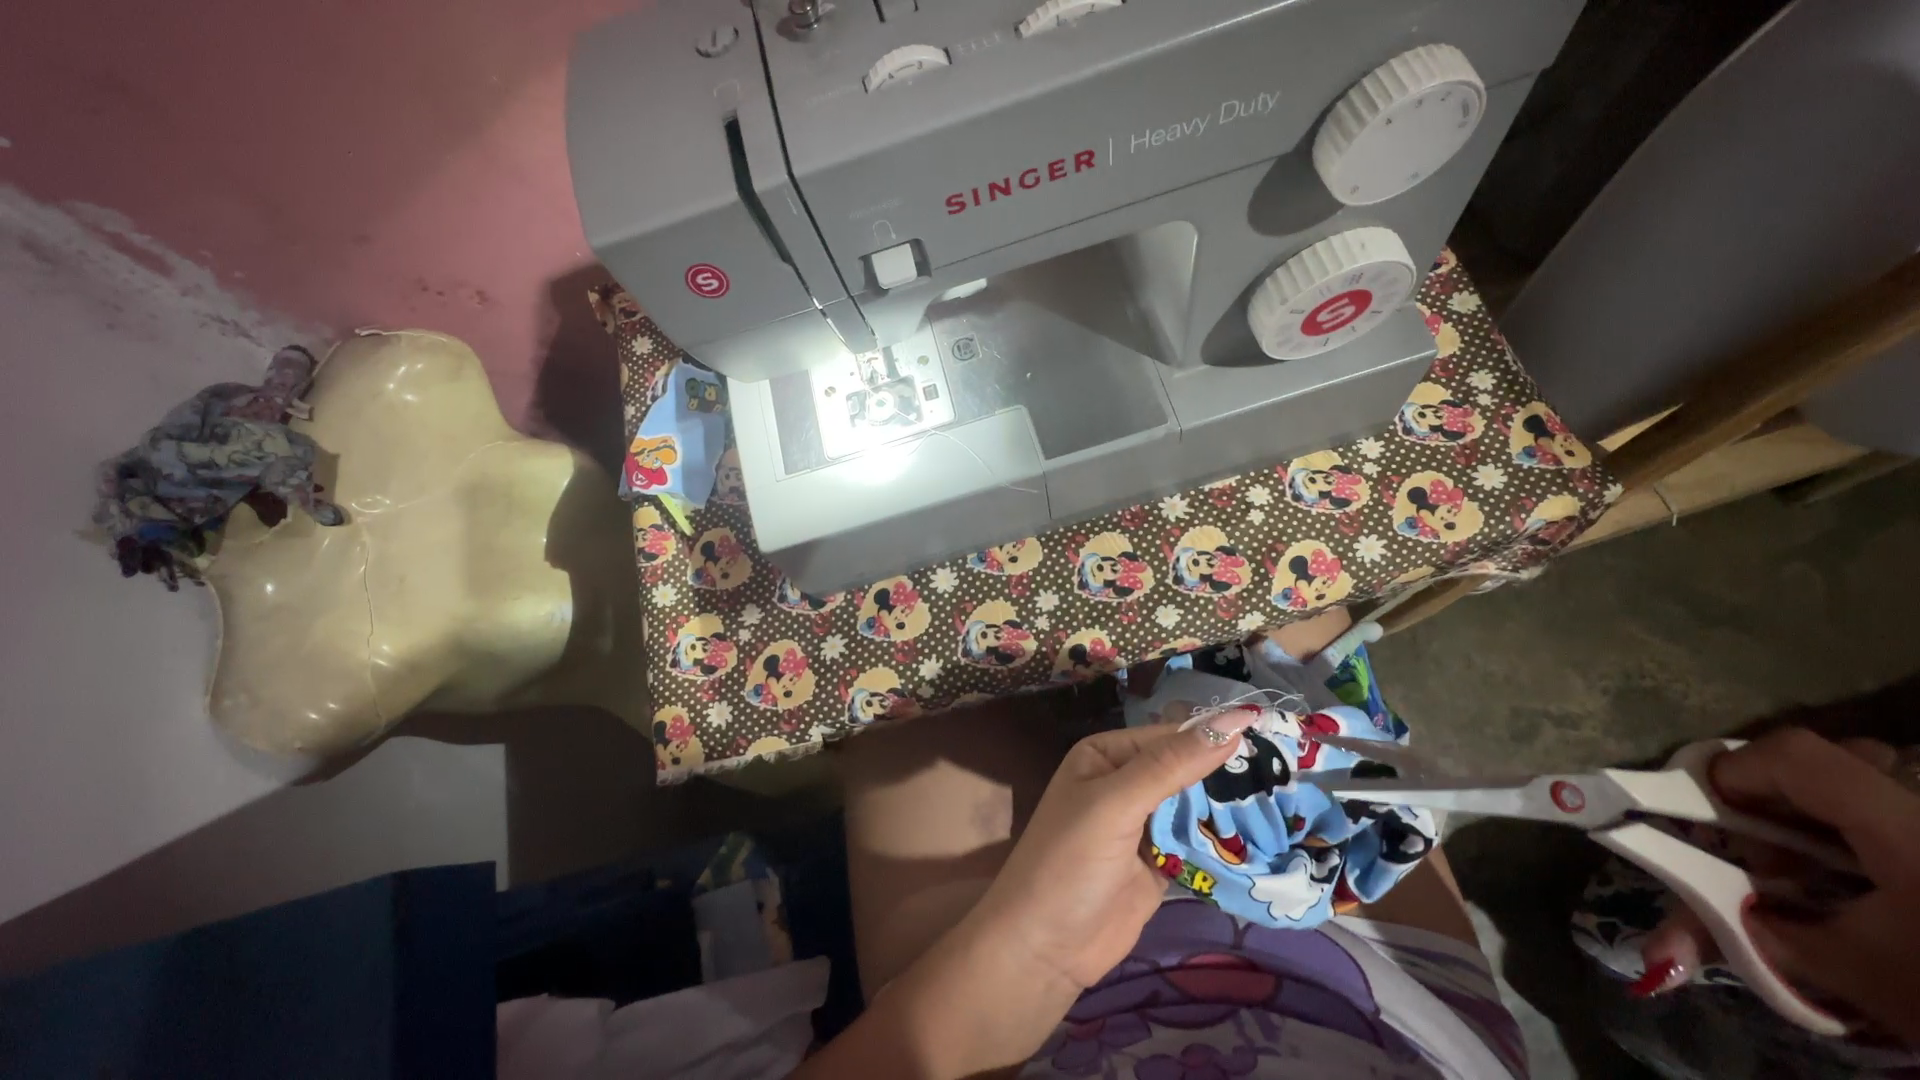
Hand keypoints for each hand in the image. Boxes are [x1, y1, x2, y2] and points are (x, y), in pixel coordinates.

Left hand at [803, 710, 1252, 1078]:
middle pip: (1189, 769)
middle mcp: (1125, 782)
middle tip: (1296, 773)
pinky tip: (1270, 837)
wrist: (1045, 948)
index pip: (1172, 736)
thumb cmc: (1069, 862)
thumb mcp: (1116, 804)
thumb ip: (1172, 765)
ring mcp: (1144, 825)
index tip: (1277, 737)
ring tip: (1294, 801)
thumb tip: (1234, 722)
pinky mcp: (1161, 864)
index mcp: (1106, 755)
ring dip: (1235, 808)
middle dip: (1232, 774)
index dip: (1219, 736)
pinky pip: (1200, 843)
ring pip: (1198, 806)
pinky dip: (1227, 842)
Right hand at [1636, 728, 1919, 1045]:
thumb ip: (1744, 935)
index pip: (1796, 754)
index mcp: (1907, 826)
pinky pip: (1906, 799)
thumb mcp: (1848, 971)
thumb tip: (1656, 953)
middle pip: (1837, 758)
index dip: (1738, 769)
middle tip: (1776, 857)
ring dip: (1830, 813)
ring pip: (1879, 775)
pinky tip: (1881, 880)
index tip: (1712, 809)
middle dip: (1783, 798)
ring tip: (1833, 873)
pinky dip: (1874, 826)